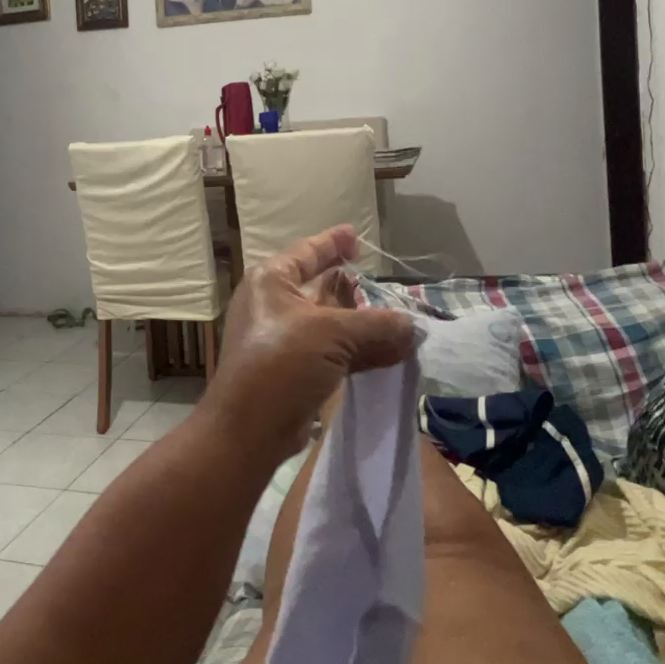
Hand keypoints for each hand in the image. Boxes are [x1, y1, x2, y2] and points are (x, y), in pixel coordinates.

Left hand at [203, 226, 414, 456]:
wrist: (249, 428)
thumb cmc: (282, 362)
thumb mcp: (332, 334)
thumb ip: (377, 325)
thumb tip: (414, 328)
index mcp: (271, 281)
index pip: (307, 252)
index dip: (333, 242)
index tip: (356, 235)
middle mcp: (273, 305)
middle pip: (321, 288)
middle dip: (355, 290)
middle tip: (385, 286)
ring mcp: (282, 340)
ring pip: (330, 324)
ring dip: (364, 325)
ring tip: (400, 324)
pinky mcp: (293, 371)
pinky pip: (332, 352)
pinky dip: (359, 352)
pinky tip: (390, 355)